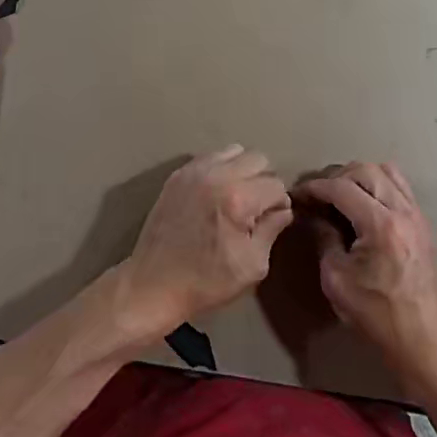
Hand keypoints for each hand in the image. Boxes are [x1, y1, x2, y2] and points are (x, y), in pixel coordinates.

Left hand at [117, 146, 292, 334]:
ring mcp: (194, 172)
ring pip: (234, 152)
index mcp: (238, 199)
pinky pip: (209, 157)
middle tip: (255, 208)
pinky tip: (215, 194)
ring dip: (242, 170)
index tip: (271, 221)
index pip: (276, 185)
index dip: (279, 205)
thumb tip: (283, 210)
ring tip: (235, 197)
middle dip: (263, 182)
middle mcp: (217, 176)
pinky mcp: (177, 175)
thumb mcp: (252, 265)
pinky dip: (219, 169)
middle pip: (258, 159)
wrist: (154, 284)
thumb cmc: (207, 281)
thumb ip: (272, 230)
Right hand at [295, 162, 436, 371]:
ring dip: (360, 177)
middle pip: (365, 170)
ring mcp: (417, 214)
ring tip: (342, 197)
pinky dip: (378, 186)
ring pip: (386, 171)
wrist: (422, 336)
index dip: (314, 187)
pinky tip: (364, 206)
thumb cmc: (375, 312)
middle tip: (318, 196)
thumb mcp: (336, 278)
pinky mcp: (422, 222)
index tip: (297, 195)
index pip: (341, 187)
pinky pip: (400, 186)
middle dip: (336, 177)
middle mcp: (403, 211)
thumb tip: (314, 214)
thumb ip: (324, 238)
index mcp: (380, 225)